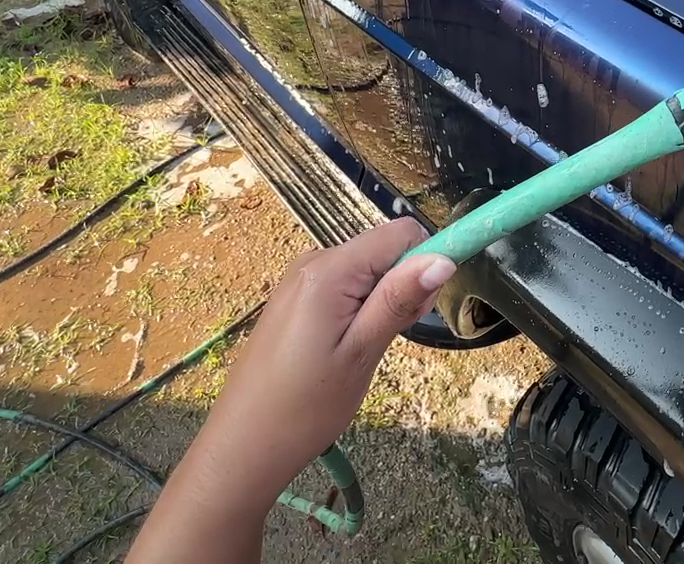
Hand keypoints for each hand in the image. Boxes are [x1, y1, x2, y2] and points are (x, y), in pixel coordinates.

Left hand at [173, 220, 453, 510]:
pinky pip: (347, 282)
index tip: (421, 308)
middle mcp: (314, 261)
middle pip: (385, 249)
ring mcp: (302, 278)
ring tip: (367, 348)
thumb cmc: (304, 408)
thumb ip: (399, 299)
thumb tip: (443, 257)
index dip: (425, 261)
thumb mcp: (361, 354)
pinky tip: (348, 345)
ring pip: (369, 267)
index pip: (401, 233)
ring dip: (384, 298)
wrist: (240, 450)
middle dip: (404, 284)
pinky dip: (362, 305)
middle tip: (389, 338)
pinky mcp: (297, 296)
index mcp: (329, 270)